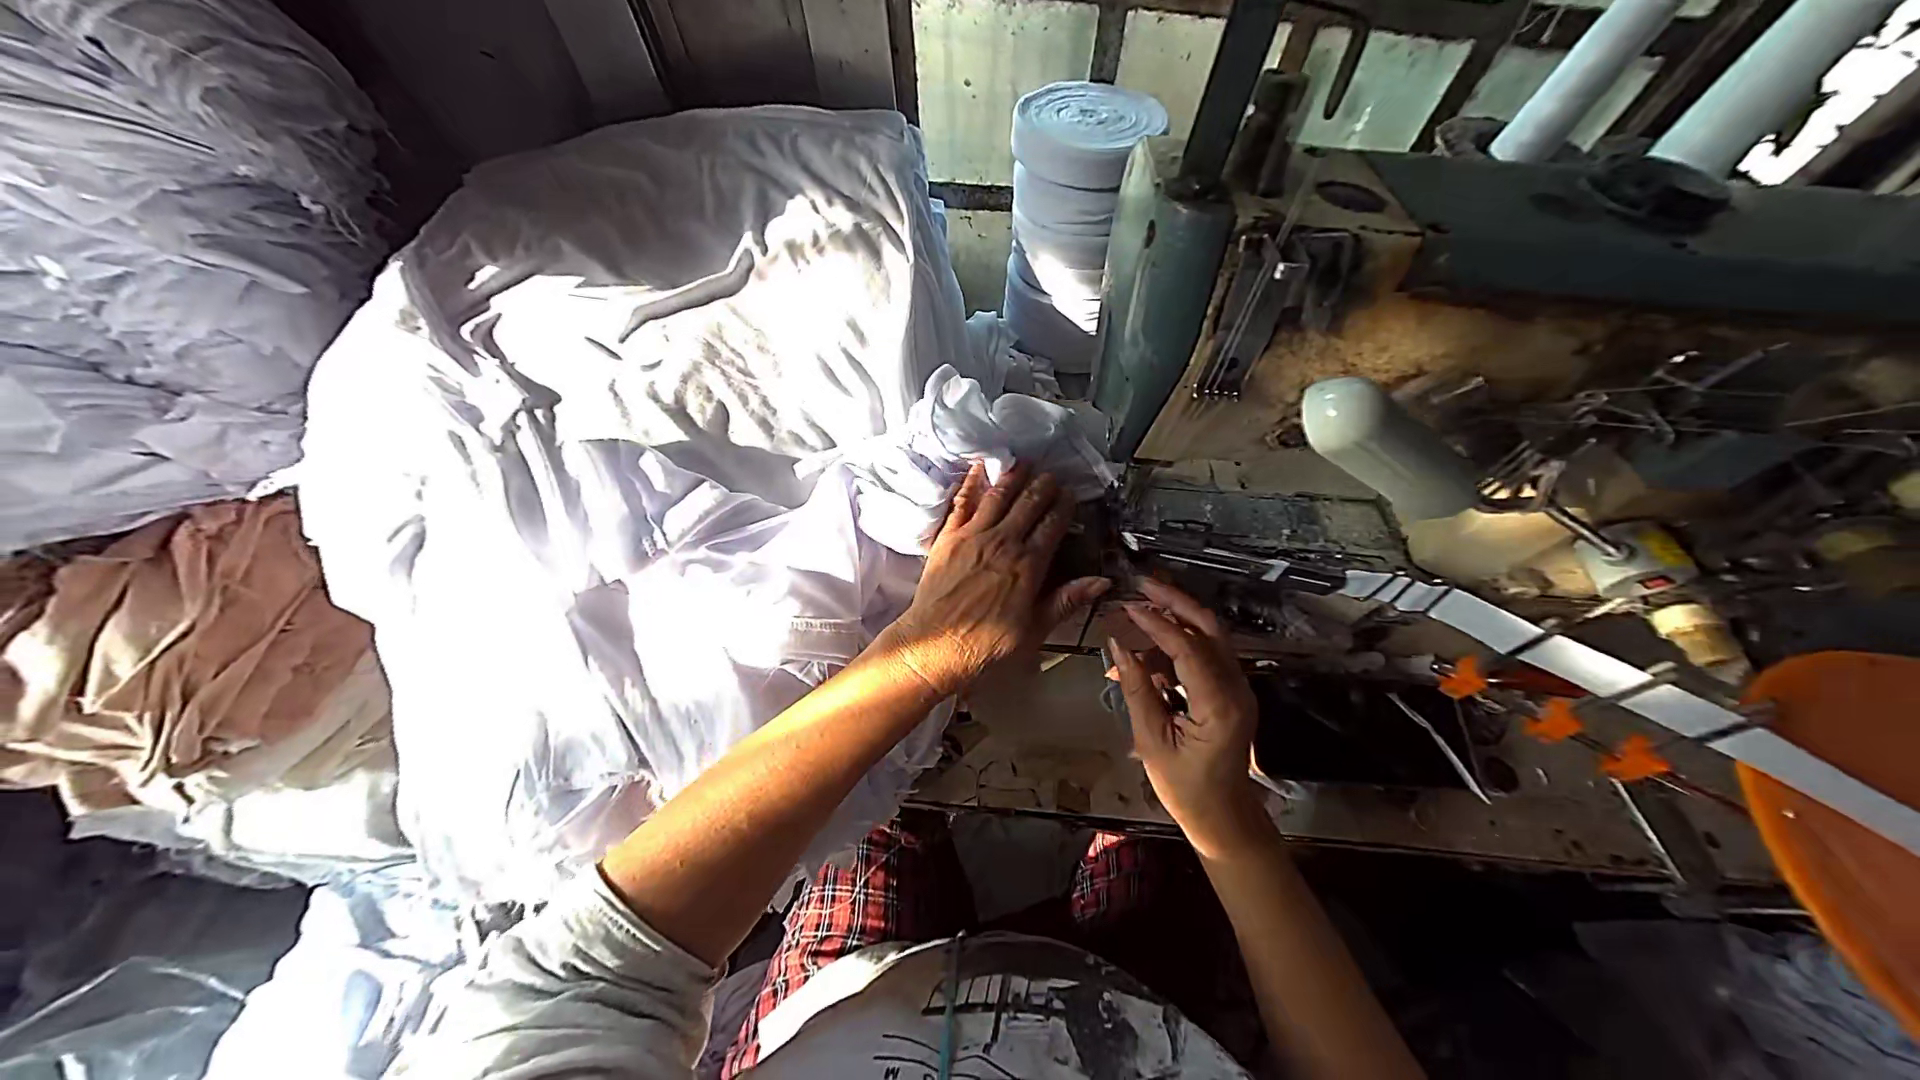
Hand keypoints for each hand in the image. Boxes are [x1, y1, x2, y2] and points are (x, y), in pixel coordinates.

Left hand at [885, 461, 1109, 696]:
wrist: (934, 647)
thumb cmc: (986, 645)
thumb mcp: (1034, 630)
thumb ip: (1066, 600)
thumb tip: (1102, 581)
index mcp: (1028, 565)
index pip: (1052, 525)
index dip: (1064, 506)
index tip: (1070, 495)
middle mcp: (1002, 543)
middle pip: (1028, 504)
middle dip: (1043, 486)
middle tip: (1052, 475)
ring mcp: (972, 536)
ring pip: (998, 497)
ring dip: (1013, 477)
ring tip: (1024, 462)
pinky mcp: (947, 538)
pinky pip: (962, 502)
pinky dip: (972, 482)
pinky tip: (979, 468)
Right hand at [1108, 578, 1265, 856]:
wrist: (1223, 814)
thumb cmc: (1185, 787)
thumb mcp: (1151, 740)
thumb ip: (1137, 689)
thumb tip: (1118, 646)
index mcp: (1220, 704)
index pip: (1188, 648)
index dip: (1156, 623)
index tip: (1127, 607)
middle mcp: (1237, 687)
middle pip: (1209, 628)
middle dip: (1175, 601)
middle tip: (1141, 584)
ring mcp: (1238, 686)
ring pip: (1210, 635)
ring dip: (1176, 616)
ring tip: (1139, 607)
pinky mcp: (1230, 689)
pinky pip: (1206, 653)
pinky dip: (1177, 642)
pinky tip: (1147, 646)